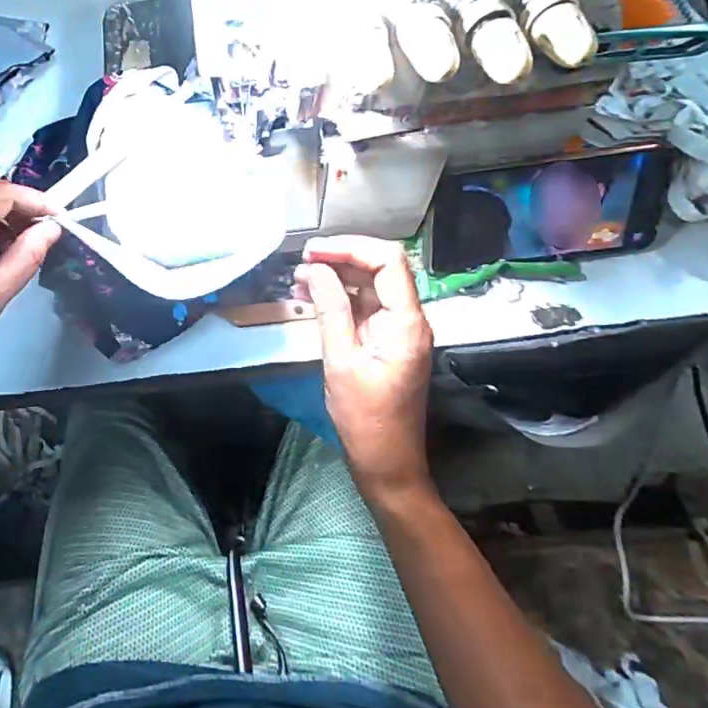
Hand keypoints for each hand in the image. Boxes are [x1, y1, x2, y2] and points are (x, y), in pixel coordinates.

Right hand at [295, 236, 433, 496]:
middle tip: (301, 263)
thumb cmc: (365, 418)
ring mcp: (397, 329)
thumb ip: (331, 310)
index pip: (388, 260)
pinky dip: (338, 297)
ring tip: (300, 280)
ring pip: (369, 285)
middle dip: (340, 258)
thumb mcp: (341, 361)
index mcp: (406, 322)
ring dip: (336, 277)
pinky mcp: (385, 340)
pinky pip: (363, 306)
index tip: (314, 252)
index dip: (350, 247)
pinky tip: (311, 298)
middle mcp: (408, 319)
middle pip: (380, 268)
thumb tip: (315, 270)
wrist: (386, 460)